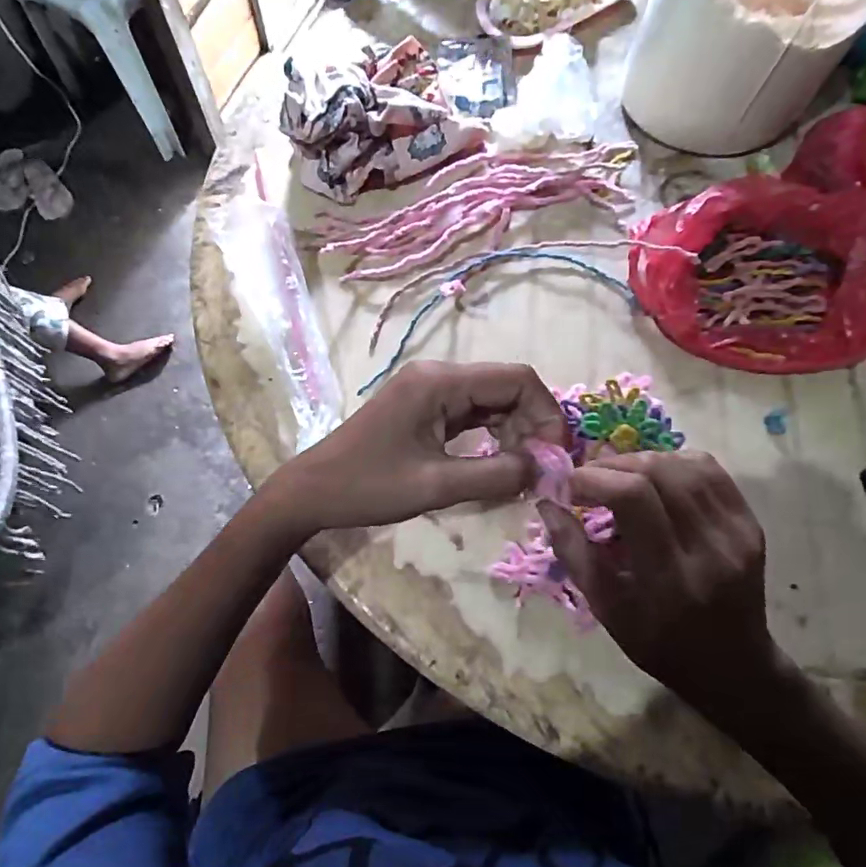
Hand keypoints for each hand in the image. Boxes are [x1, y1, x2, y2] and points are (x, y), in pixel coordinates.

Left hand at [263, 361, 566, 535]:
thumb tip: (542, 469)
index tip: (554, 456)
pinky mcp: (424, 407)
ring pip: (492, 400)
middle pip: (507, 387)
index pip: (517, 379)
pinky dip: (493, 435)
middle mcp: (438, 375)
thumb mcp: (435, 487)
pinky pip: (472, 413)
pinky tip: (499, 463)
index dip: (545, 414)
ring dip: (514, 432)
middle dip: (532, 425)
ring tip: (521, 471)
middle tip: (540, 470)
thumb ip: (495, 475)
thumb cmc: (366, 487)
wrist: (311, 491)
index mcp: (440, 382)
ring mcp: (430, 389)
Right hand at [541, 452, 795, 703]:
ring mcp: (736, 533)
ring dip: (644, 461)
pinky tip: (657, 479)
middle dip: (615, 465)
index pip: (633, 497)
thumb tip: (547, 503)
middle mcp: (708, 548)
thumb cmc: (659, 643)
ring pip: (686, 465)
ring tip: (621, 476)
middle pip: (659, 472)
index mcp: (668, 577)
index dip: (595, 478)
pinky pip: (712, 472)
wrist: (732, 666)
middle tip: (591, 479)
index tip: (571, 487)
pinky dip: (676, 464)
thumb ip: (574, 552)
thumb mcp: (607, 608)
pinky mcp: (750, 524)